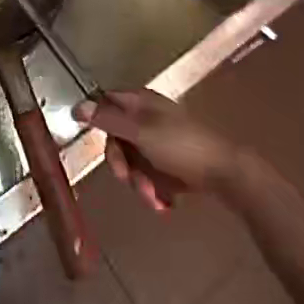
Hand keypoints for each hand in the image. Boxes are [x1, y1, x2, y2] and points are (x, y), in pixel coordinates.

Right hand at [73, 89, 246, 211]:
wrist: (226, 173)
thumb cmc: (181, 147)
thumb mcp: (140, 133)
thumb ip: (108, 120)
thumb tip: (77, 106)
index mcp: (140, 102)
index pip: (105, 102)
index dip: (97, 120)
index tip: (92, 141)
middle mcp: (147, 118)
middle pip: (116, 139)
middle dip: (123, 165)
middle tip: (129, 178)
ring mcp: (159, 141)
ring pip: (132, 162)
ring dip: (139, 182)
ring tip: (154, 196)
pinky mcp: (169, 162)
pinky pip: (149, 174)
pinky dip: (153, 188)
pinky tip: (164, 200)